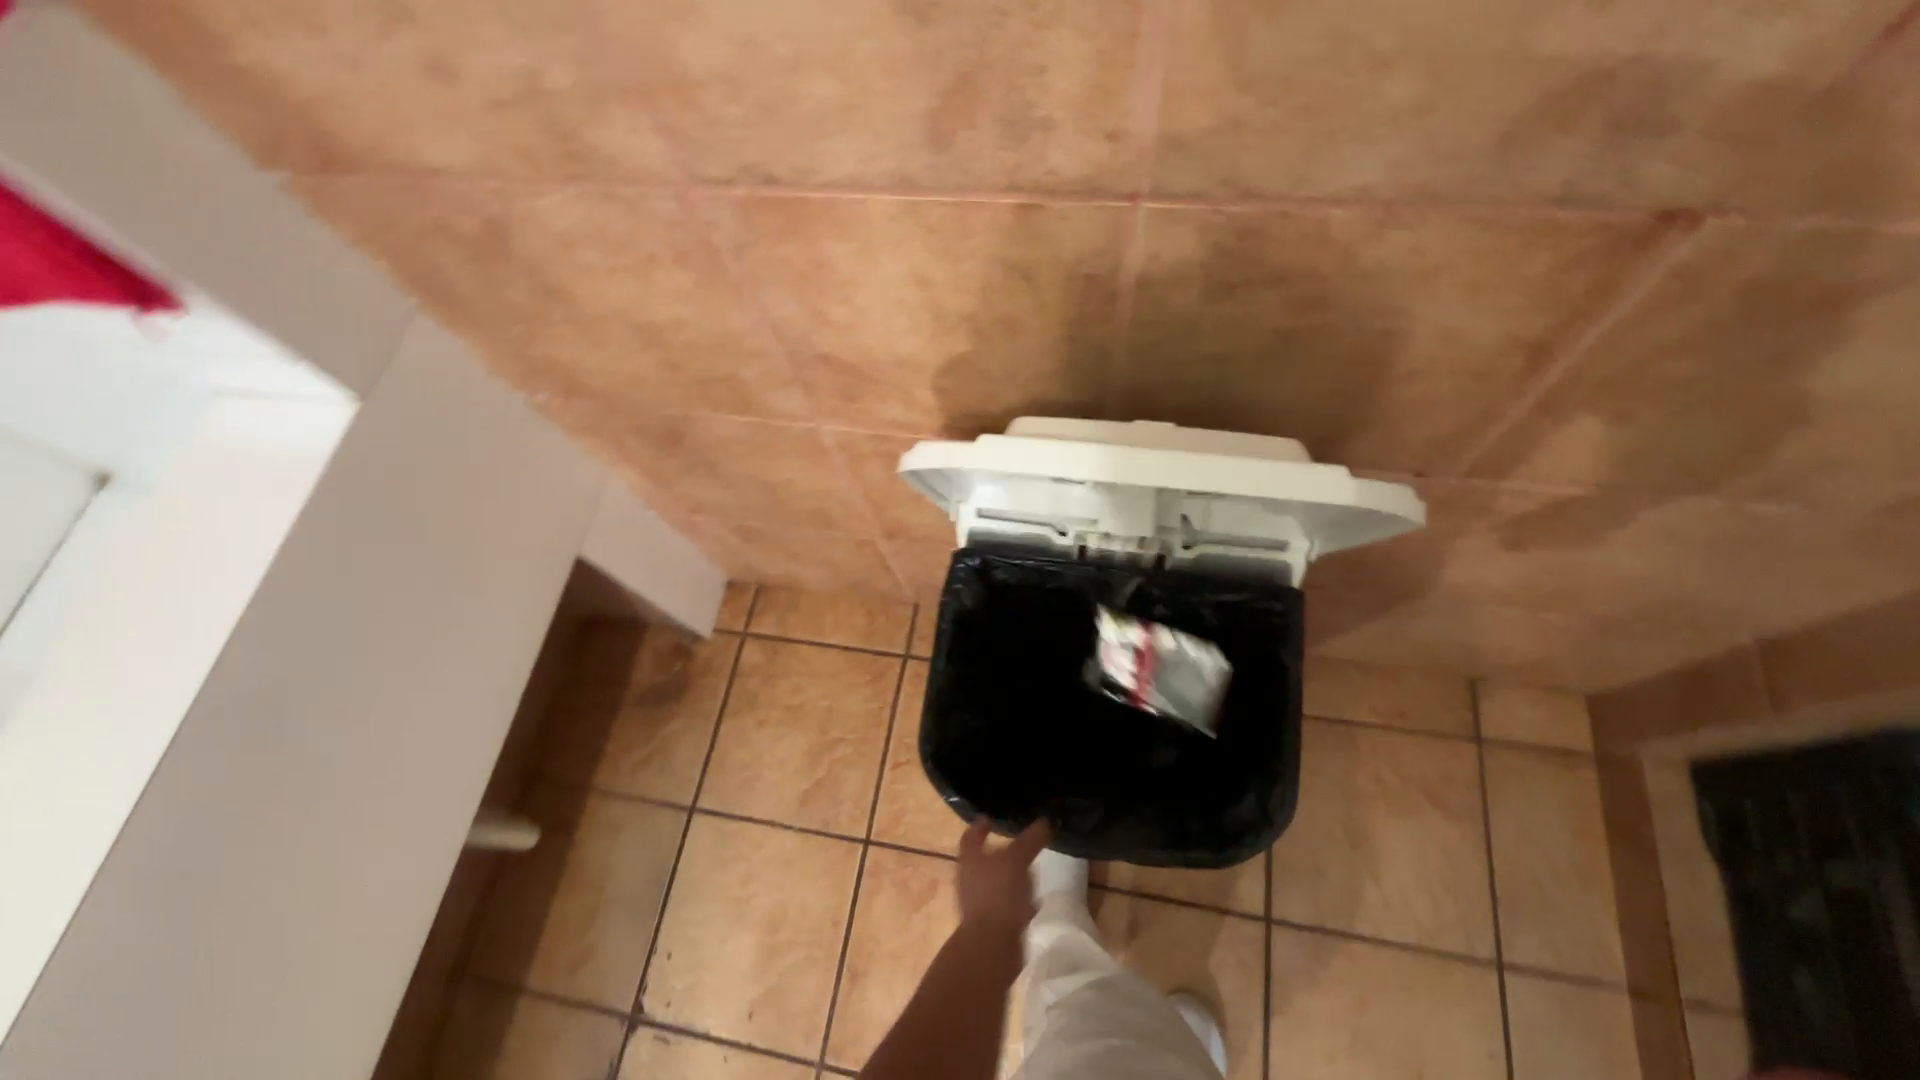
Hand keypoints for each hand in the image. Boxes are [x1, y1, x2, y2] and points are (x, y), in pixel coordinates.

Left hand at [955, 818, 1052, 934]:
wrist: (991, 948)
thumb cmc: (999, 896)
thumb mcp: (1017, 861)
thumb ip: (1030, 841)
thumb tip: (1045, 822)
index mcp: (969, 860)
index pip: (970, 837)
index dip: (979, 827)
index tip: (989, 819)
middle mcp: (968, 881)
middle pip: (981, 861)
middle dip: (998, 854)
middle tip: (1017, 846)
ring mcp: (978, 905)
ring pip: (995, 885)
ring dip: (1010, 879)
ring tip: (1031, 874)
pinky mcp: (991, 926)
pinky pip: (1005, 907)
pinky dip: (1017, 903)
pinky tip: (1033, 904)